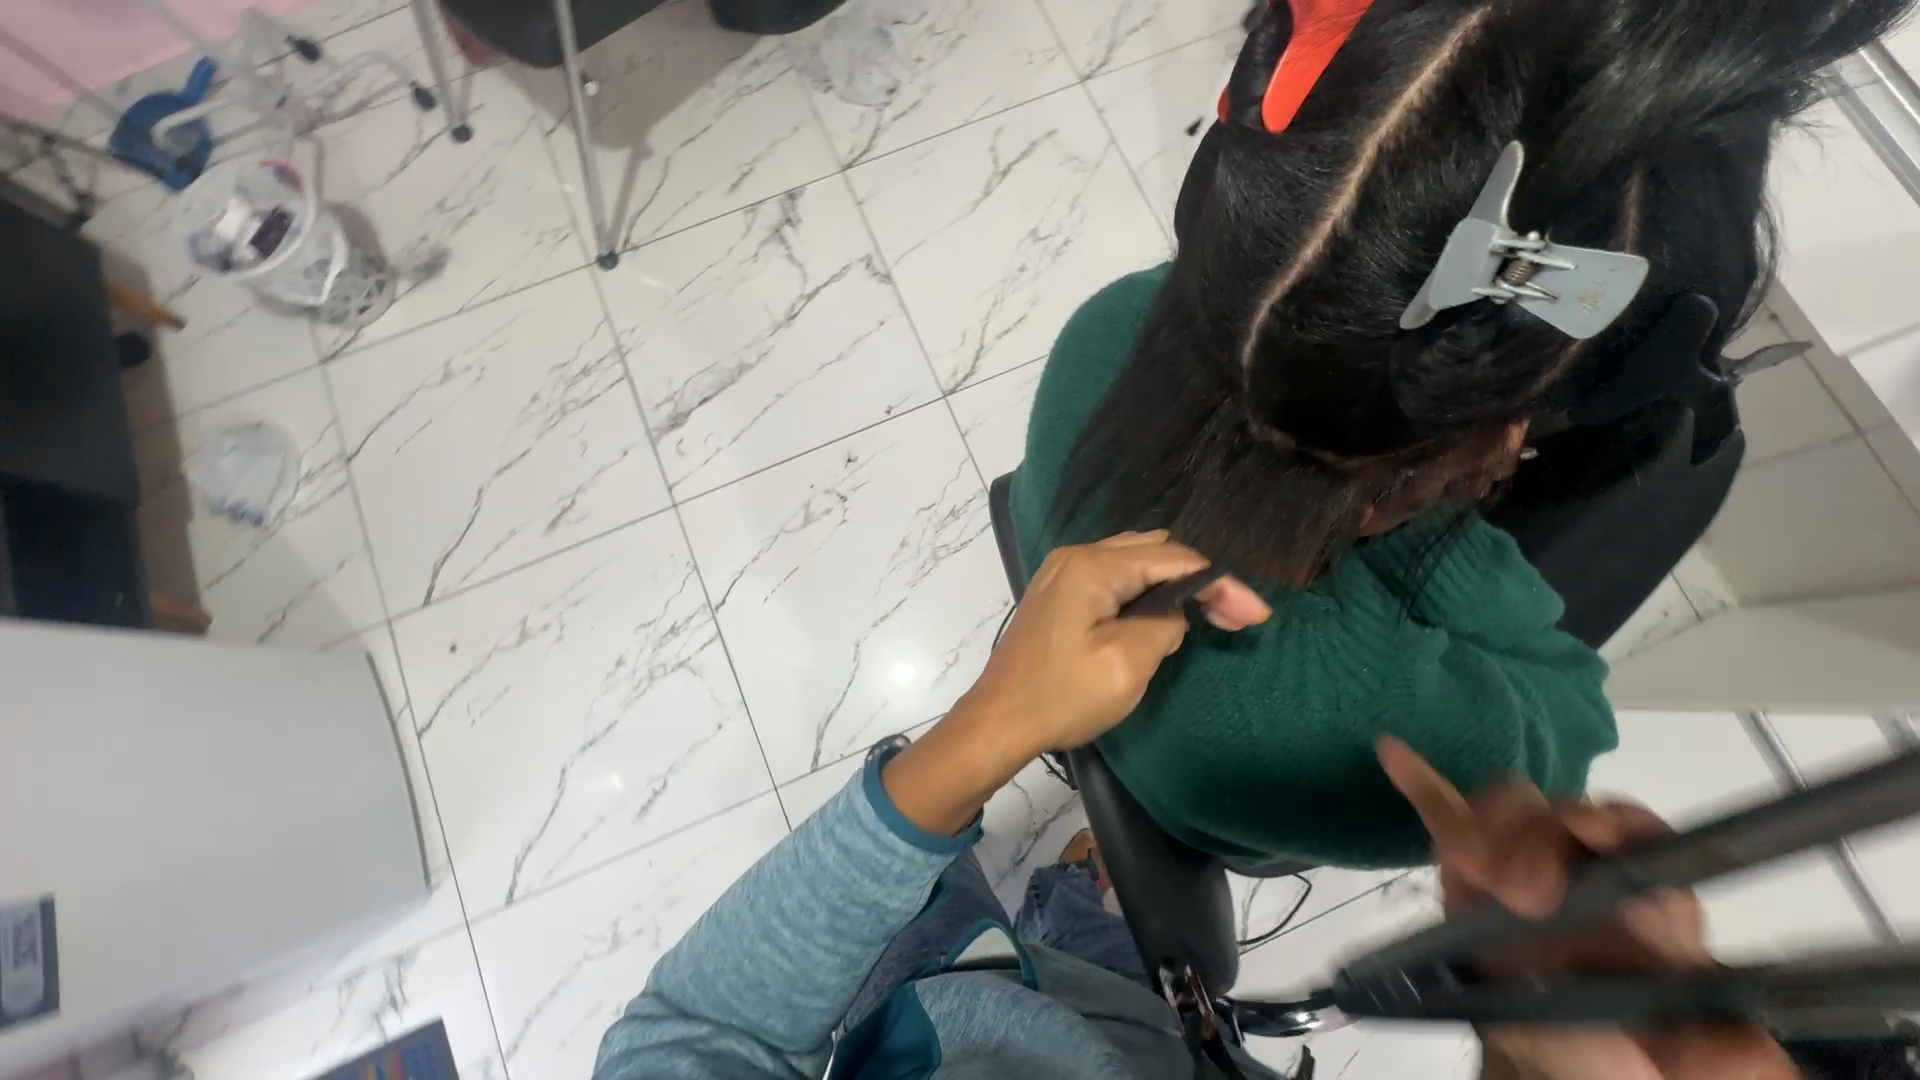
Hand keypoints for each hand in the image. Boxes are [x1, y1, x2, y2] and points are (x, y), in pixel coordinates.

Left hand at [882, 532, 1267, 834]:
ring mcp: (1064, 573)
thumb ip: (1165, 624)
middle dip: (1201, 581)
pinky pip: (1115, 580)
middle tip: (1237, 618)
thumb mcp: (1127, 663)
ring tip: (1212, 617)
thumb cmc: (1061, 696)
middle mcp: (1076, 556)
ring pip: (1136, 563)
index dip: (1220, 583)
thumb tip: (1173, 612)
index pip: (1174, 559)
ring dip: (1175, 586)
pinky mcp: (1061, 594)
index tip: (1256, 616)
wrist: (998, 721)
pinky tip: (1166, 617)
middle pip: (1156, 552)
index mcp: (1092, 566)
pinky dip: (1147, 594)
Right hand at [1378, 738, 1798, 1079]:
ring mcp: (1517, 856)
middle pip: (1558, 810)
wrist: (1555, 1053)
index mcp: (1645, 903)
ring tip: (1469, 872)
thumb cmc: (1621, 1051)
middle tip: (1517, 894)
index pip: (1639, 836)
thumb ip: (1717, 1054)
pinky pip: (1441, 812)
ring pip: (1503, 805)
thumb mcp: (1684, 1063)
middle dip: (1532, 836)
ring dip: (1481, 827)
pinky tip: (1392, 752)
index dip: (1615, 821)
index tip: (1587, 829)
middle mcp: (1583, 864)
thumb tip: (1742, 1040)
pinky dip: (1420, 784)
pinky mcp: (1465, 860)